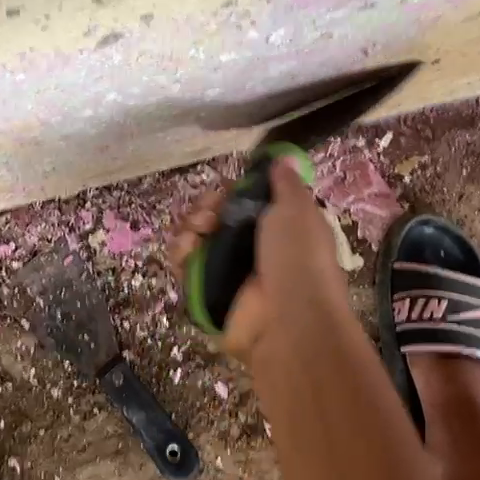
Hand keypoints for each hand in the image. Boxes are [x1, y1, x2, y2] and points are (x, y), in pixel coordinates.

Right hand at [171, 159, 350, 362]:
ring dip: (190, 226)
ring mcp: (228, 271)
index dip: (230, 192)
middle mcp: (252, 248)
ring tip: (198, 232)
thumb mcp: (298, 210)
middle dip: (205, 207)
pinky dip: (181, 252)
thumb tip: (282, 159)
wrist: (289, 321)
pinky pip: (184, 264)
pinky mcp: (206, 291)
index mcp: (278, 228)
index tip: (228, 191)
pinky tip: (188, 249)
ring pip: (195, 236)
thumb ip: (285, 183)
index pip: (242, 201)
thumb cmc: (299, 259)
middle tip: (210, 214)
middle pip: (214, 215)